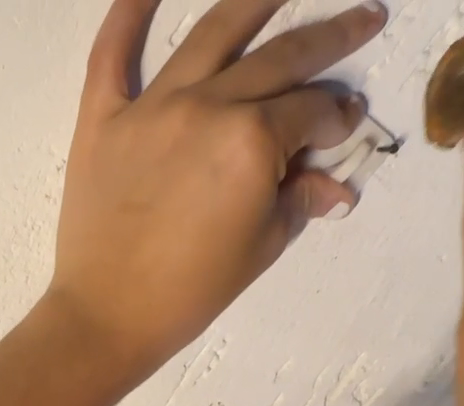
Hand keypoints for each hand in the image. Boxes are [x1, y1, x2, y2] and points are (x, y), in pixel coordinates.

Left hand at [45, 0, 388, 373]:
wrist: (106, 316)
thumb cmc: (187, 293)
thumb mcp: (260, 248)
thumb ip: (297, 198)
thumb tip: (333, 183)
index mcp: (252, 141)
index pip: (312, 110)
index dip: (337, 117)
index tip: (345, 125)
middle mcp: (205, 108)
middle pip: (279, 58)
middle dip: (330, 39)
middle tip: (362, 20)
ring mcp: (149, 110)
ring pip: (212, 33)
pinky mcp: (101, 122)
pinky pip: (111, 55)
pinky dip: (127, 14)